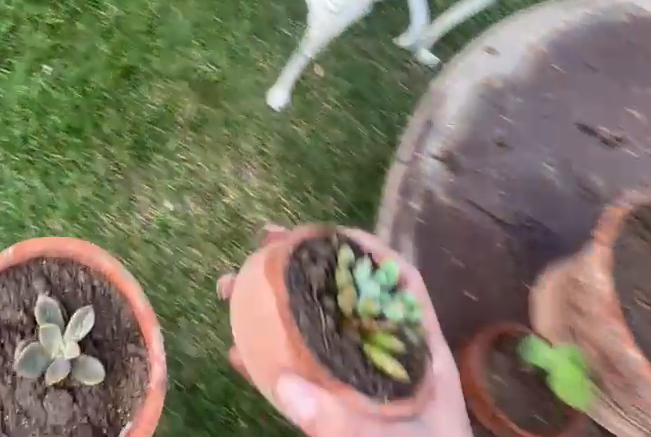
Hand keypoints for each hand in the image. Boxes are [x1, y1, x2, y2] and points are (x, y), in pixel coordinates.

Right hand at [219, 226, 471, 436]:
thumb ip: (340, 422)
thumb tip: (283, 384)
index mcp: (419, 356)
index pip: (400, 283)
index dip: (365, 249)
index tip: (320, 233)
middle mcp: (388, 357)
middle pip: (346, 292)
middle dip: (301, 262)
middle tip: (262, 244)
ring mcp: (359, 380)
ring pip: (313, 325)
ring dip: (271, 303)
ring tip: (231, 287)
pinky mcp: (335, 406)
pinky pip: (297, 370)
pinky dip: (266, 356)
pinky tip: (236, 352)